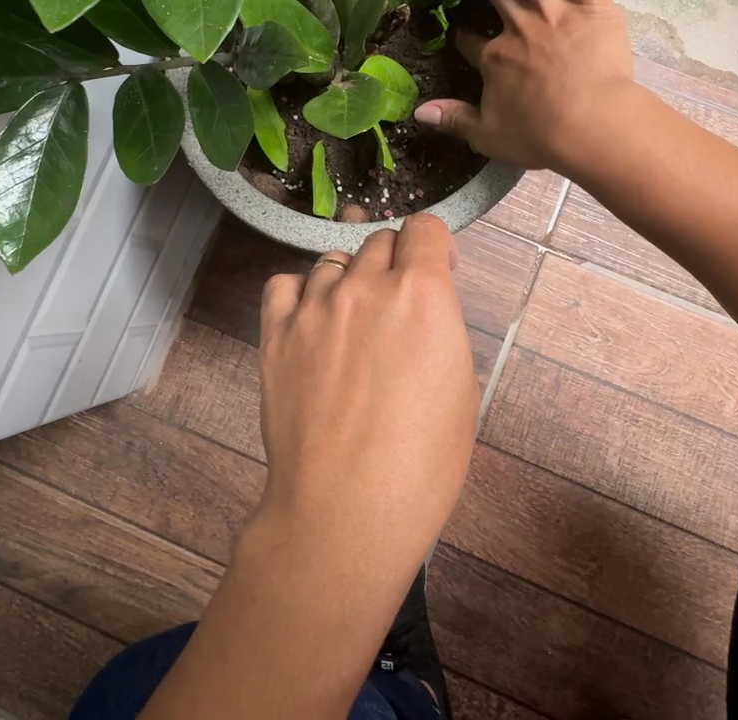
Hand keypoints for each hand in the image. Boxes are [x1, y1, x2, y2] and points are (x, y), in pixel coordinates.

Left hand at [254, 214, 478, 582]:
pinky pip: (285, 285)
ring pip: (334, 261)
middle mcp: (366, 286)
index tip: (438, 268)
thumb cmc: (423, 463)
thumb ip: (440, 330)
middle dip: (396, 264)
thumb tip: (421, 315)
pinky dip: (301, 294)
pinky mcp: (276, 333)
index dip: (435, 245)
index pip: (425, 228)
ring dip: (350, 279)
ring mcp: (315, 307)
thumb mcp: (461, 389)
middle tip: (398, 306)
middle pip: (379, 241)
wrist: (348, 508)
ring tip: (354, 320)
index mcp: (422, 294)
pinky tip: (312, 322)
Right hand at [413, 0, 638, 174]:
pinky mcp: (590, 2)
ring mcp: (553, 10)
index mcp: (496, 58)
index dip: (468, 41)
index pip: (474, 43)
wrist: (591, 126)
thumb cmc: (541, 135)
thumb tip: (416, 113)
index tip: (464, 38)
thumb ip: (453, 120)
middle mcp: (518, 25)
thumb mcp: (488, 135)